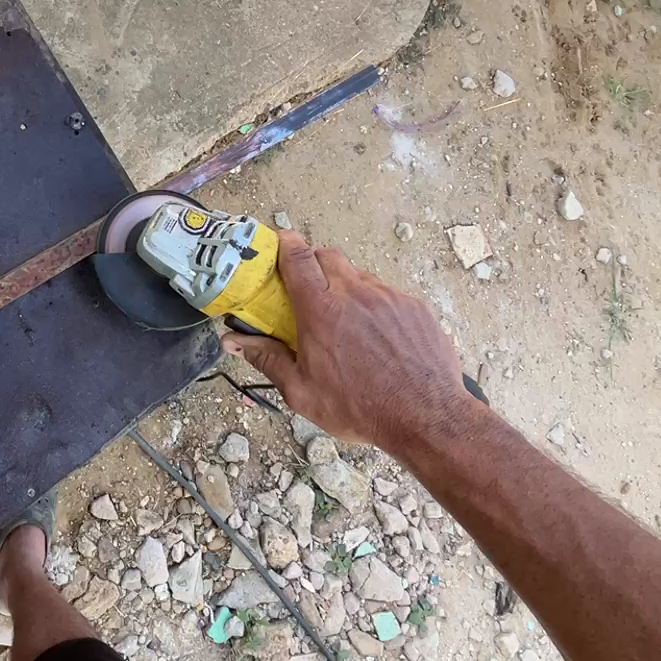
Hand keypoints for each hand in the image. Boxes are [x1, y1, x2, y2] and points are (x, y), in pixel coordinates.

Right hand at [222, 231, 472, 451]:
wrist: (428, 418)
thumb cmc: (360, 408)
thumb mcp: (301, 391)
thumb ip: (266, 359)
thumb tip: (232, 342)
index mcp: (320, 309)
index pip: (298, 257)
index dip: (286, 243)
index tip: (279, 242)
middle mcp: (354, 293)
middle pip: (327, 255)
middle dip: (313, 262)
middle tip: (308, 286)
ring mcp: (388, 297)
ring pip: (358, 275)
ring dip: (345, 286)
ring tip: (345, 320)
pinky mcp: (414, 308)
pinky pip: (387, 294)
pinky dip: (374, 306)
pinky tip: (376, 337)